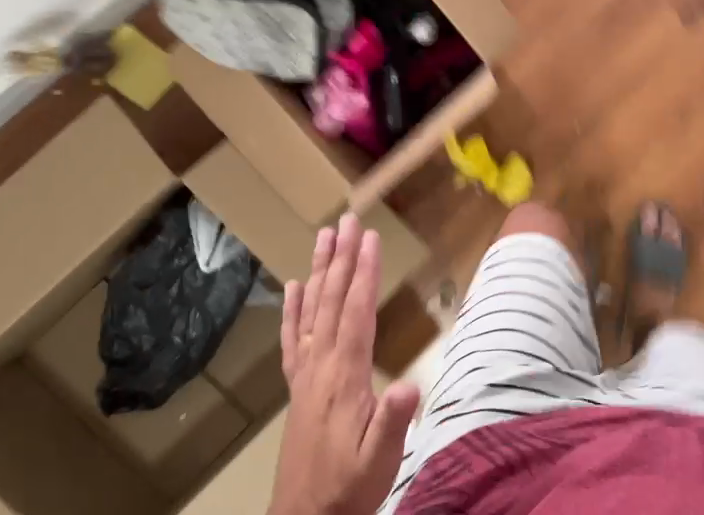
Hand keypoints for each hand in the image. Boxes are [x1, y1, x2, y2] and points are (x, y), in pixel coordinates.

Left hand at [269, 213, 420, 514]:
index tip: (370, 237)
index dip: (364, 272)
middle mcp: (321, 366)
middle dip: (341, 258)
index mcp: (344, 375)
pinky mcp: (299, 388)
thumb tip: (411, 383)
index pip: (356, 312)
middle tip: (347, 219)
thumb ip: (394, 419)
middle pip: (332, 300)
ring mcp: (306, 376)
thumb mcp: (381, 457)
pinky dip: (293, 310)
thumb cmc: (351, 485)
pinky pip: (293, 339)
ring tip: (323, 237)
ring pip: (311, 311)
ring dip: (319, 271)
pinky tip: (292, 287)